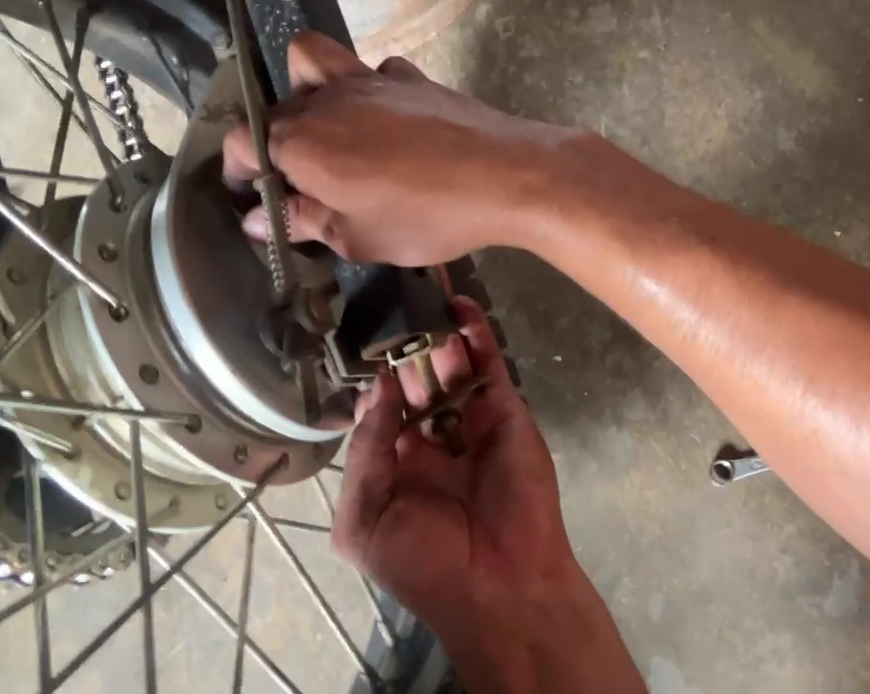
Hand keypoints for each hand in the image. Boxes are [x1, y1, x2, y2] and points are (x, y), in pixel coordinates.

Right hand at [221, 33, 583, 265]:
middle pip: (280, 107)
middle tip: (303, 180)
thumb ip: (303, 222)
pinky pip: (376, 72)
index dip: (238, 170)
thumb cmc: (428, 215)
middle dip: (278, 140)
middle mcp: (328, 99)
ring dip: (309, 86)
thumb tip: (259, 218)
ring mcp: (373, 79)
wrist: (508, 175)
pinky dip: (371, 89)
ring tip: (331, 128)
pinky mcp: (414, 77)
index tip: (251, 194)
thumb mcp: (357, 238)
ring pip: (316, 58)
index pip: (241, 142)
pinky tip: (390, 121)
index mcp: (301, 141)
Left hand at [331, 297, 607, 667]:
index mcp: (398, 468)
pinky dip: (477, 336)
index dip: (375, 377)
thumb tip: (376, 390)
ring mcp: (474, 424)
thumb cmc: (424, 560)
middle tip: (396, 300)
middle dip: (409, 347)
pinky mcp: (506, 412)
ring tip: (426, 289)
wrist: (498, 580)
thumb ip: (368, 451)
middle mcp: (435, 440)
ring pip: (455, 368)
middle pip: (420, 382)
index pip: (384, 411)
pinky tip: (461, 306)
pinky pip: (488, 369)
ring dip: (442, 332)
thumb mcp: (366, 518)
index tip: (363, 335)